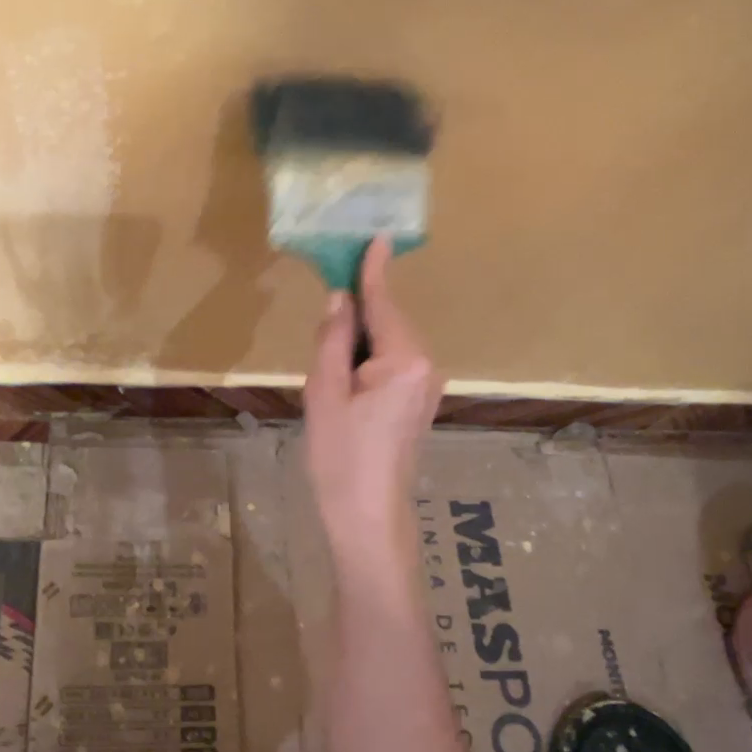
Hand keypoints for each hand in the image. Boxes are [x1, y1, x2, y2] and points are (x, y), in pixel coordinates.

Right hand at [303, 236, 440, 548]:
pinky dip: (369, 354)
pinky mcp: (419, 401)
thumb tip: (340, 299)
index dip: (374, 270)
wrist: (368, 516)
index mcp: (404, 360)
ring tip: (325, 341)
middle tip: (327, 290)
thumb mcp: (324, 393)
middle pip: (389, 321)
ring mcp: (427, 385)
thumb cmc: (340, 457)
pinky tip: (344, 366)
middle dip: (360, 305)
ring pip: (390, 342)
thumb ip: (332, 340)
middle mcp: (425, 366)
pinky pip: (393, 362)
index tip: (377, 235)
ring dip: (361, 333)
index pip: (384, 304)